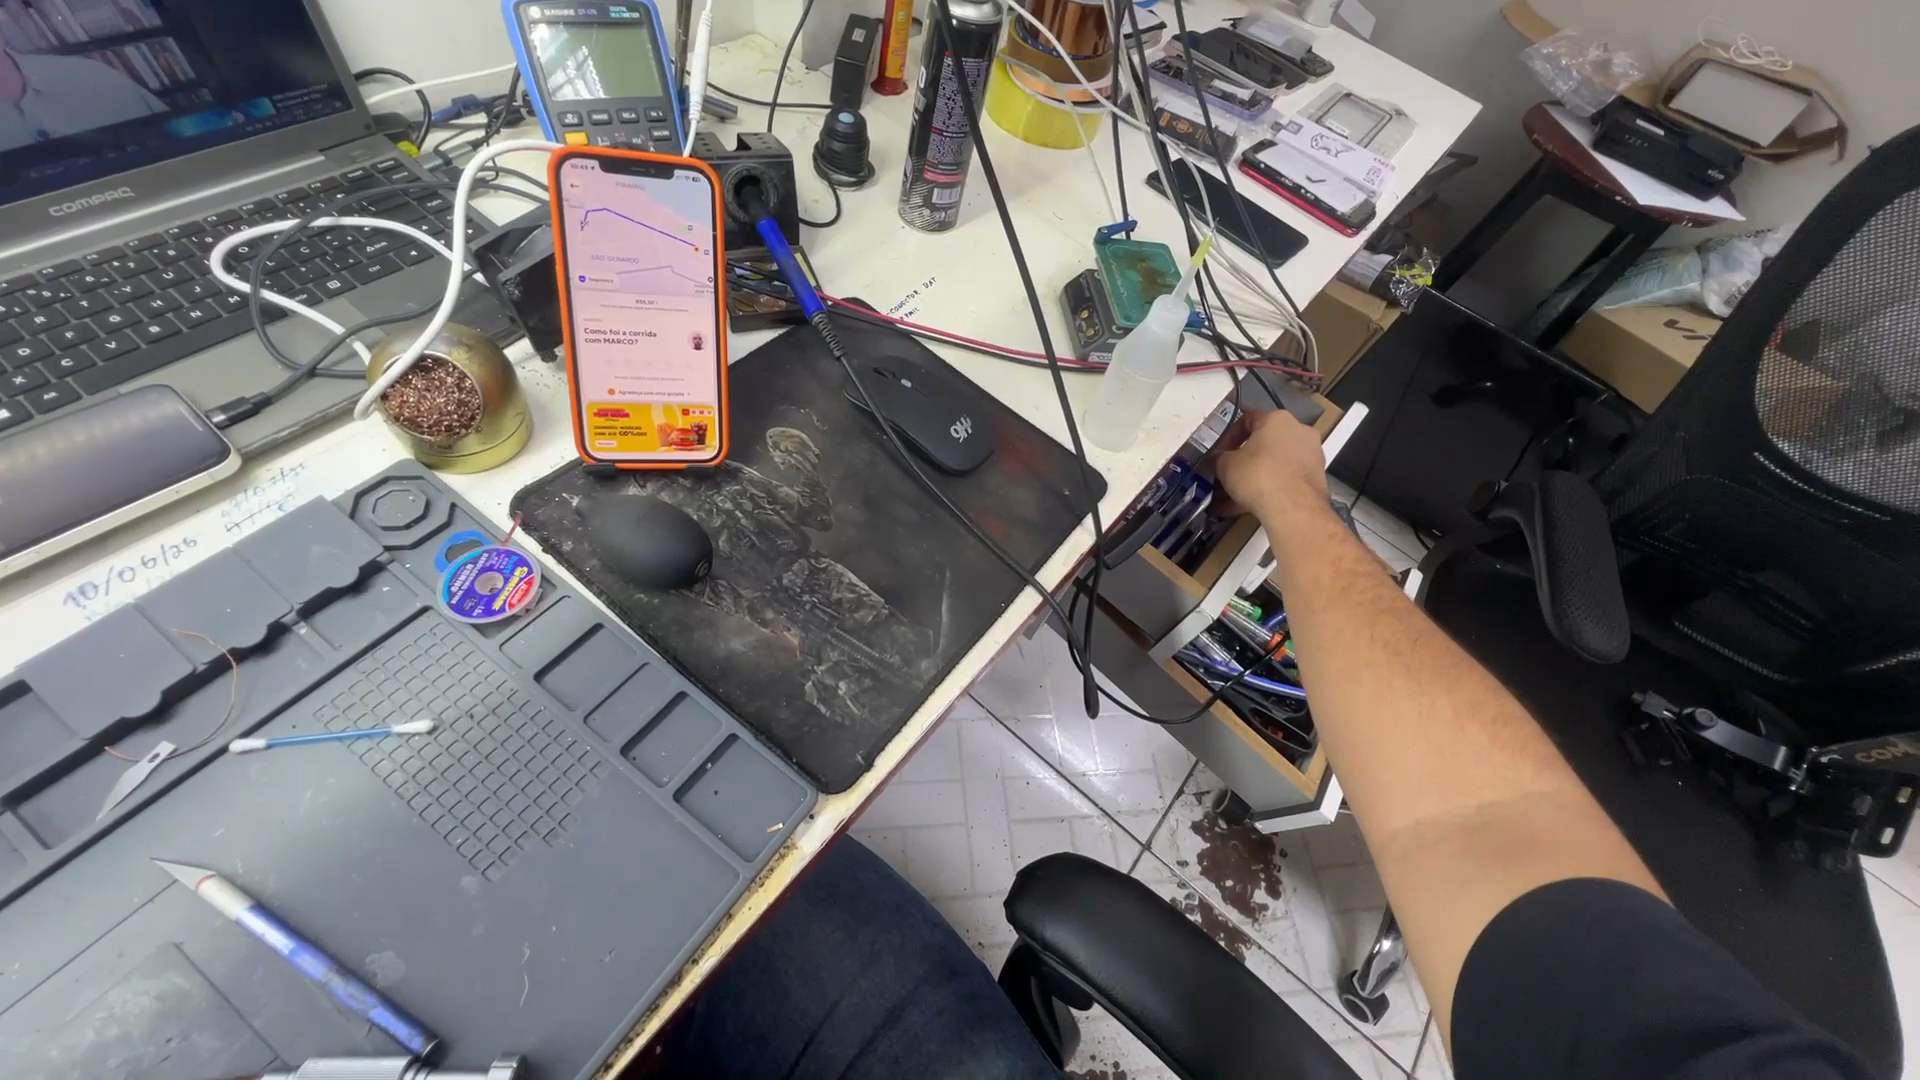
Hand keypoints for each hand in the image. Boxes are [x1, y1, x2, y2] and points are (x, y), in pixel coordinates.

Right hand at [1214, 409, 1329, 529]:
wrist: (1293, 507)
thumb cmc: (1257, 475)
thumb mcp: (1225, 465)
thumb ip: (1219, 458)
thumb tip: (1217, 459)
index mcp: (1277, 419)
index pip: (1247, 419)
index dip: (1228, 437)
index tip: (1220, 453)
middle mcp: (1299, 431)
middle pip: (1264, 443)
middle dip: (1244, 461)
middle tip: (1228, 475)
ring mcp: (1311, 455)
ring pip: (1275, 464)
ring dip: (1255, 477)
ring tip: (1235, 497)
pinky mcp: (1316, 478)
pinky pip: (1286, 479)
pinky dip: (1269, 489)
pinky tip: (1250, 506)